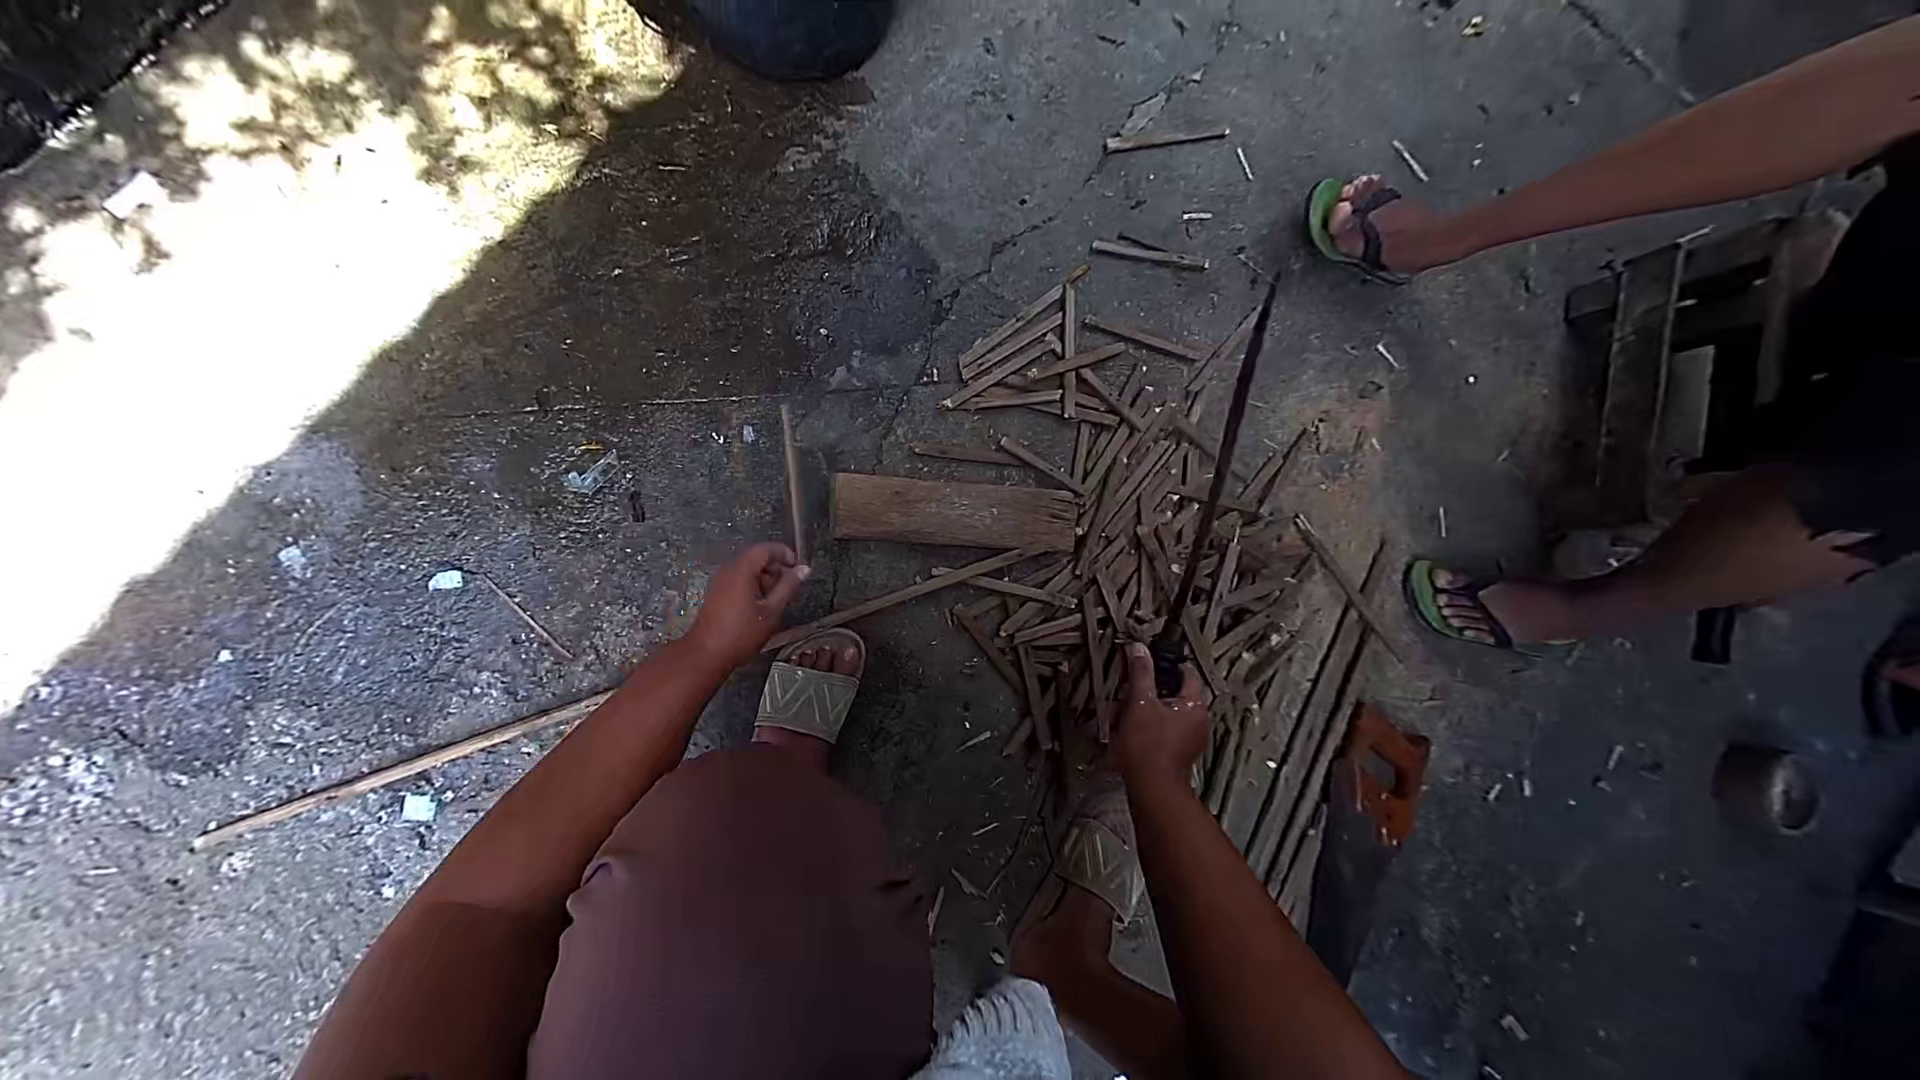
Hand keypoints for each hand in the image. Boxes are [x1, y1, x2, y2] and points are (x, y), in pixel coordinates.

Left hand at [687, 543, 809, 667]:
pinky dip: (754, 587)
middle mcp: (728, 571)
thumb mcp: (772, 611)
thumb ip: (788, 587)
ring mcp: (720, 582)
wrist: (706, 654)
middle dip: (776, 569)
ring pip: (748, 570)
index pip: (765, 549)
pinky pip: (739, 580)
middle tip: (789, 588)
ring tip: (776, 602)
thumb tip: (803, 570)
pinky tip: (761, 608)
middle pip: (756, 558)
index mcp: (741, 570)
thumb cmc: (740, 634)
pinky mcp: (717, 593)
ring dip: (766, 580)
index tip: (797, 567)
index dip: (784, 553)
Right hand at [1113, 642, 1210, 789]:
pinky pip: (1161, 729)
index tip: (1150, 659)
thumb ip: (1140, 673)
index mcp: (1194, 706)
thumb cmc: (1148, 748)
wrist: (1150, 788)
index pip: (1187, 672)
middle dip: (1149, 690)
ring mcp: (1188, 738)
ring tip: (1124, 714)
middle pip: (1173, 692)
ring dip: (1144, 709)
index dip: (1167, 662)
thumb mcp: (1140, 702)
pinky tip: (1127, 730)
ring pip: (1165, 711)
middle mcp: (1197, 721)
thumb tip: (1139, 650)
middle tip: (1130, 692)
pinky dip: (1146, 725)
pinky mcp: (1176, 752)